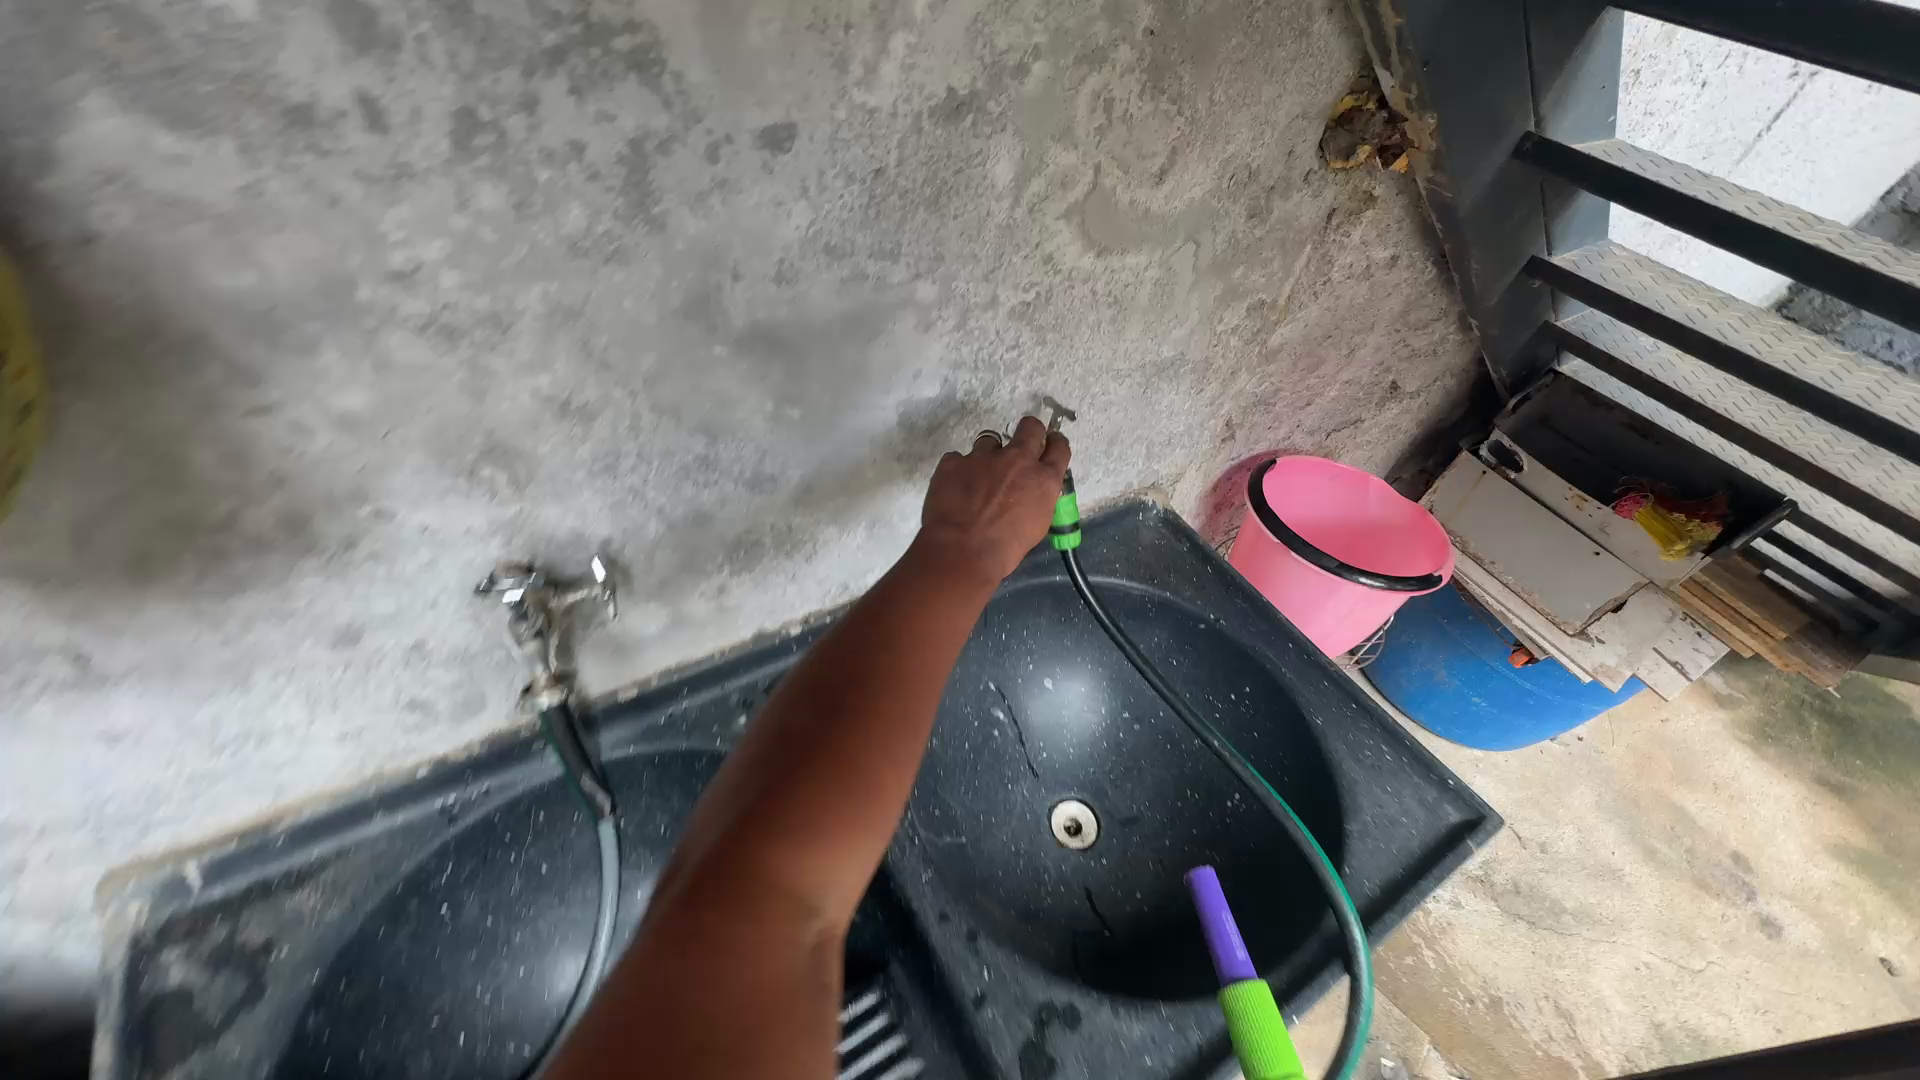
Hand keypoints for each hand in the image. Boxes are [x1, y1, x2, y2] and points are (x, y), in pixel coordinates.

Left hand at [915, 415, 1070, 583]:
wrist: (963, 550)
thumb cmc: (1006, 547)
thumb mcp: (1037, 524)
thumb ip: (1038, 498)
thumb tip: (1032, 490)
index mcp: (1042, 478)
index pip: (1059, 447)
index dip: (1054, 443)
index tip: (1049, 445)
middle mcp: (1016, 459)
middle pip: (1030, 427)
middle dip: (1029, 432)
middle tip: (1020, 446)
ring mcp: (983, 457)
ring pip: (989, 441)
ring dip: (988, 455)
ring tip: (978, 477)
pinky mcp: (954, 461)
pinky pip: (958, 459)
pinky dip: (958, 471)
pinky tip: (954, 489)